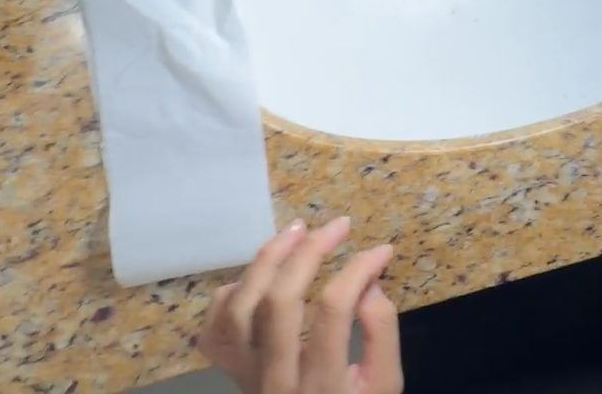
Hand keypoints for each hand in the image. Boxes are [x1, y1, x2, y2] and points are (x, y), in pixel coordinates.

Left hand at [204, 219, 402, 393]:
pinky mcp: (231, 373)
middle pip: (278, 302)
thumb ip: (382, 334)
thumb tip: (369, 283)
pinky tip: (263, 275)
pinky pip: (216, 327)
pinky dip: (233, 292)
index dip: (359, 269)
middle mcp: (275, 381)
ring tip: (298, 231)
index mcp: (321, 387)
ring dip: (267, 260)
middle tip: (339, 225)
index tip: (381, 250)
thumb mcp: (384, 387)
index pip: (333, 310)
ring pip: (239, 309)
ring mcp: (245, 378)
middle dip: (309, 252)